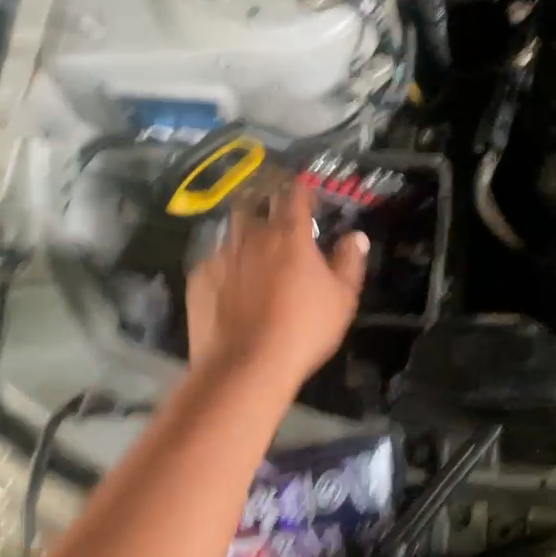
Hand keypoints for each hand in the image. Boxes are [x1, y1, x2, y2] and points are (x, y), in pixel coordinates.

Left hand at [186, 184, 367, 386]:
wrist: (245, 366)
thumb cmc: (304, 329)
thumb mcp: (342, 298)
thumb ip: (349, 262)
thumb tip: (356, 237)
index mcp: (290, 235)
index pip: (295, 194)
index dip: (303, 190)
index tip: (310, 196)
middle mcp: (253, 235)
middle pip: (257, 203)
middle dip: (269, 203)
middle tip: (280, 217)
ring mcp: (221, 255)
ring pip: (232, 228)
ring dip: (245, 229)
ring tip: (254, 244)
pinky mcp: (200, 278)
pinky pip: (213, 257)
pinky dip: (226, 260)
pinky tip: (232, 279)